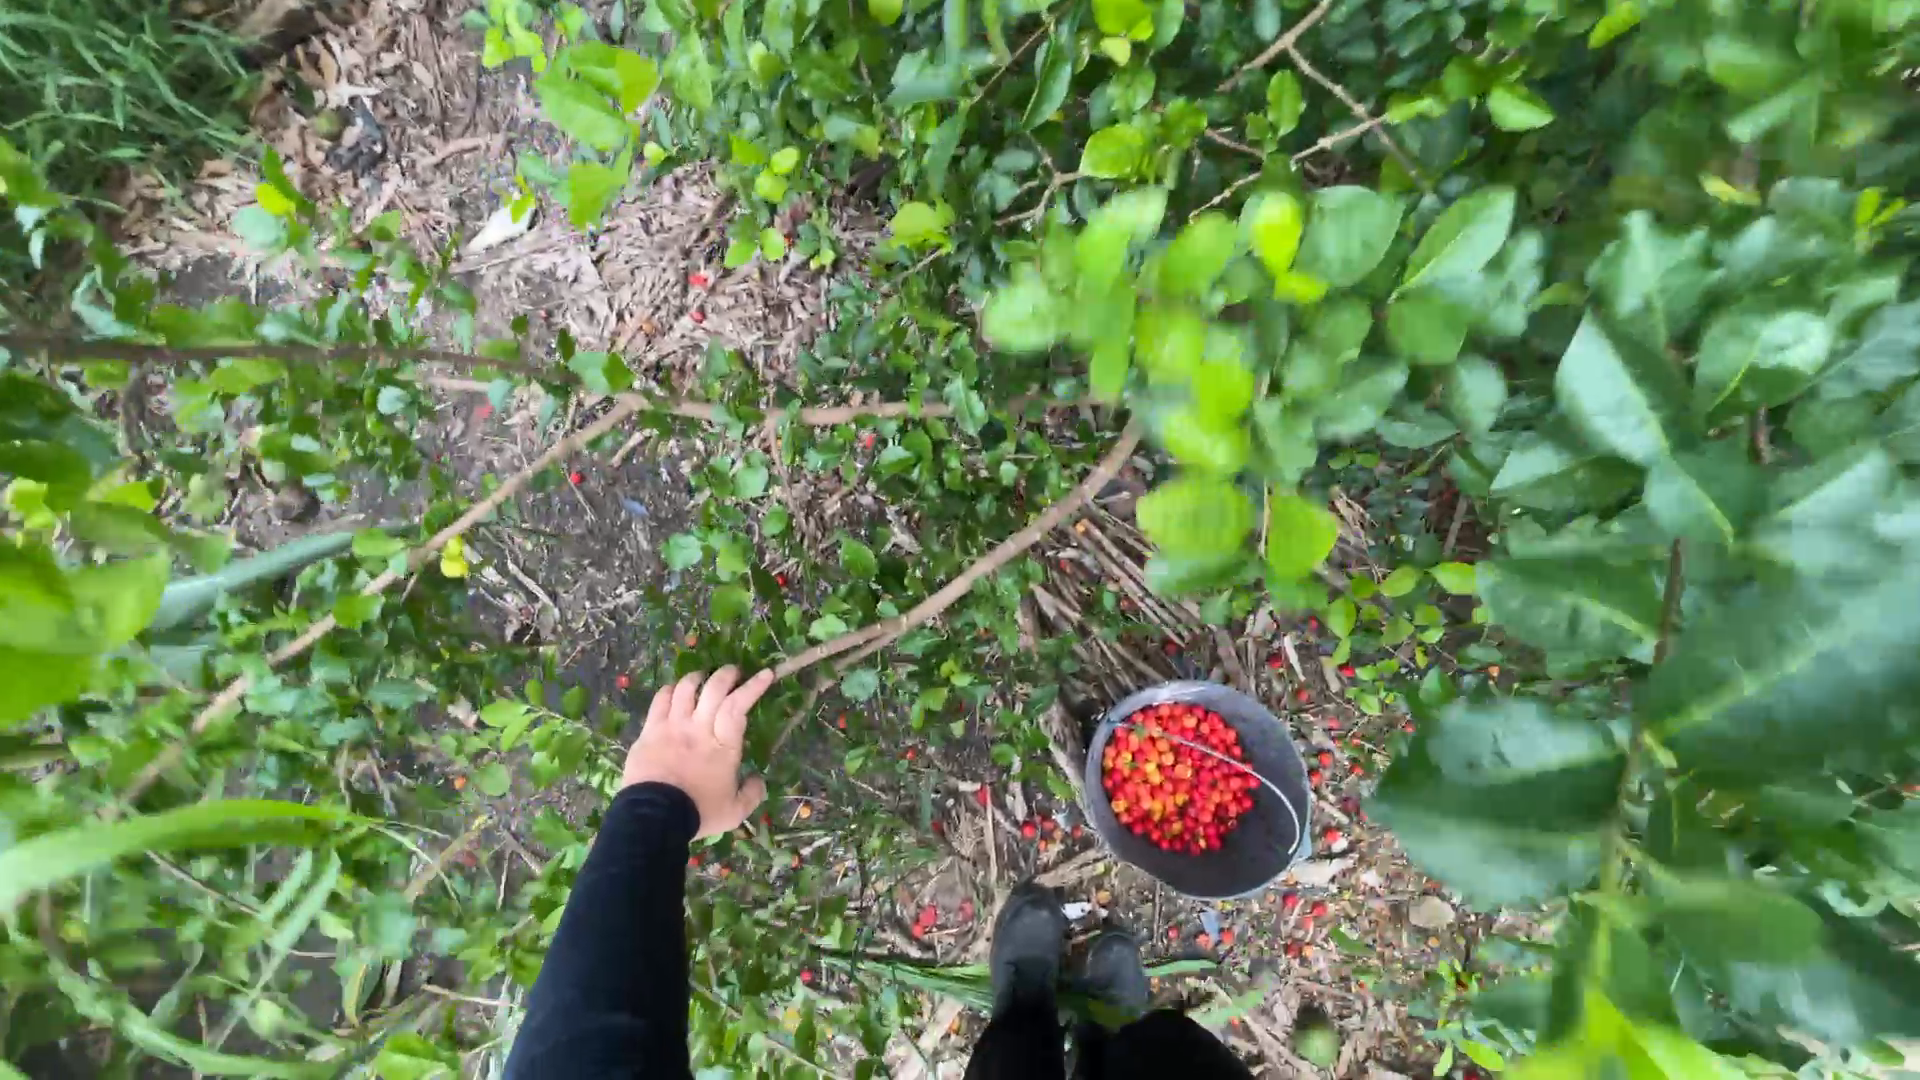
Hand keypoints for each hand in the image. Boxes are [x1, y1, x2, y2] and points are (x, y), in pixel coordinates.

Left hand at [622, 667, 774, 837]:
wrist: (652, 819)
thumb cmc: (697, 813)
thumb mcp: (734, 812)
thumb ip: (751, 794)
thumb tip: (759, 779)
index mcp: (724, 745)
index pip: (739, 705)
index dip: (754, 686)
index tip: (766, 673)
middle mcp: (699, 728)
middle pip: (714, 689)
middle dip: (726, 675)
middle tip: (733, 672)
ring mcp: (672, 727)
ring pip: (685, 688)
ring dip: (697, 678)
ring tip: (703, 677)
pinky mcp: (650, 731)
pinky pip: (660, 700)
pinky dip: (670, 690)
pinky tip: (674, 691)